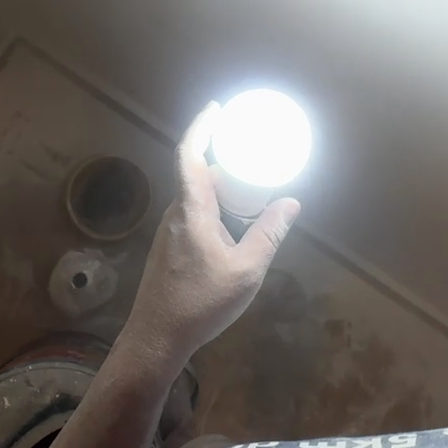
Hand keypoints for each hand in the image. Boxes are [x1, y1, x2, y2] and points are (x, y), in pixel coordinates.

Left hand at [118, 103, 300, 367]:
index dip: (201, 126)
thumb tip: (292, 202)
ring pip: (197, 196)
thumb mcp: (247, 270)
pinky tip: (235, 222)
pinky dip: (216, 206)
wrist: (156, 338)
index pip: (188, 154)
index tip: (217, 108)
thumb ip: (269, 234)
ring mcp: (171, 231)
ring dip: (220, 186)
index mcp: (191, 210)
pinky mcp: (171, 248)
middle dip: (222, 157)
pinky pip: (195, 213)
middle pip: (196, 173)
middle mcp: (176, 213)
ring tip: (251, 184)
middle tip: (252, 150)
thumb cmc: (200, 303)